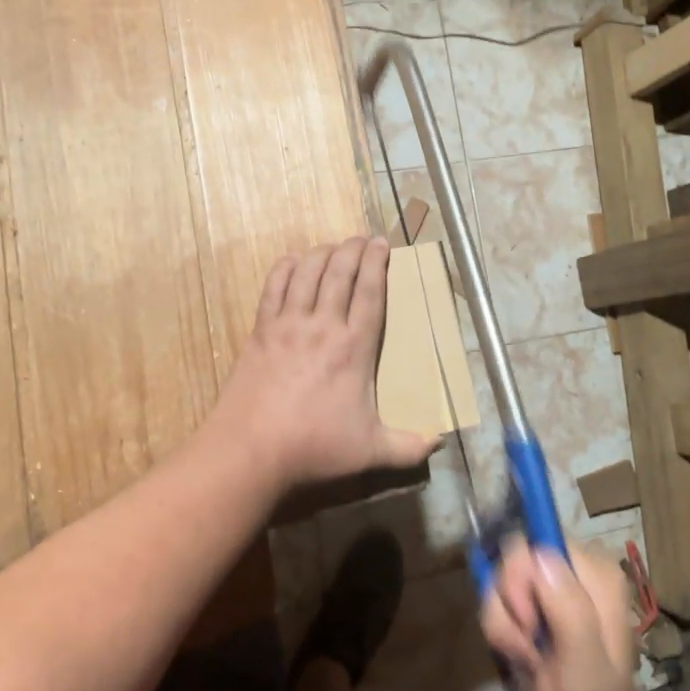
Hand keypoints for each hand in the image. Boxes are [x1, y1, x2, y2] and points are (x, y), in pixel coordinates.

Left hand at [209, 236, 439, 490]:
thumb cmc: (314, 448)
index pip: (370, 293)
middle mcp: (323, 327)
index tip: (382, 243)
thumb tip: (439, 444)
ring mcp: (288, 326)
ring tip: (332, 247)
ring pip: (307, 273)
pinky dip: (285, 269)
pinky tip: (292, 261)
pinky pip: (274, 288)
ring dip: (322, 253)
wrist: (250, 451)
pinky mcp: (261, 332)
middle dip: (353, 249)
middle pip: (339, 273)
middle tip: (361, 238)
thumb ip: (407, 447)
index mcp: (354, 347)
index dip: (377, 264)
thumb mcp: (369, 452)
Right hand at [481, 541, 653, 690]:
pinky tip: (522, 657)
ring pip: (502, 580)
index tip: (529, 618)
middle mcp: (574, 573)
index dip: (525, 576)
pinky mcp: (535, 609)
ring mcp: (553, 591)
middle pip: (517, 558)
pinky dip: (501, 631)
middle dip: (511, 602)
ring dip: (504, 622)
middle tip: (528, 638)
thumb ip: (568, 608)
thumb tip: (539, 554)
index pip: (542, 542)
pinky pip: (499, 601)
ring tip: (527, 655)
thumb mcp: (584, 660)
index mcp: (597, 573)